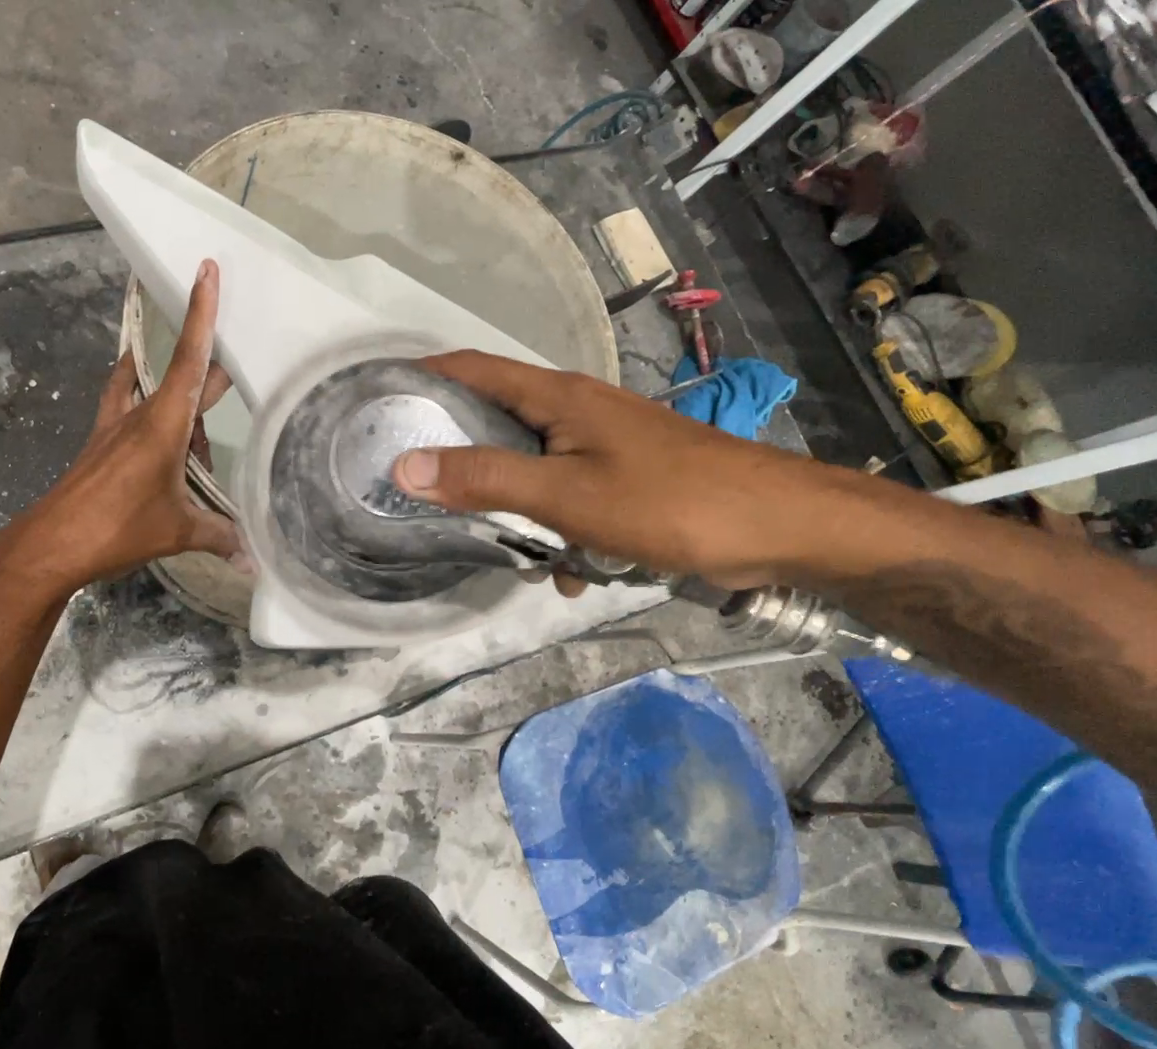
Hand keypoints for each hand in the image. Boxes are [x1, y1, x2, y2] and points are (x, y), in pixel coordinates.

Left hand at [0, 260, 241, 596]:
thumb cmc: (118, 529)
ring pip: (158, 399)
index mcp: (164, 424)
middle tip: (235, 382)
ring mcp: (116, 426)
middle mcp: (140, 414)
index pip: (191, 358)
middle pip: (183, 378)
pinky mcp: (102, 443)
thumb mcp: (177, 533)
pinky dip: (144, 407)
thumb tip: (253, 559)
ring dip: (183, 414)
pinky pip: (128, 410)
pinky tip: (151, 420)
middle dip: (210, 377)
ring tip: (200, 458)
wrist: (53, 543)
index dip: (203, 313)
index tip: (206, 270)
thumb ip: (219, 536)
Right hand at [392, 351, 852, 590]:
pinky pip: (566, 494)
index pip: (471, 367)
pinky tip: (568, 572)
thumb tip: (403, 464)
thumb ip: (484, 479)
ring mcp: (600, 441)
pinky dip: (556, 528)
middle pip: (493, 416)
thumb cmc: (669, 502)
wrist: (781, 528)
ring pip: (529, 464)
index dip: (420, 373)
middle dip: (455, 451)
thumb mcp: (564, 496)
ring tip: (500, 547)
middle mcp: (573, 408)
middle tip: (414, 484)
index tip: (375, 397)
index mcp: (555, 396)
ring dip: (510, 505)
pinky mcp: (622, 475)